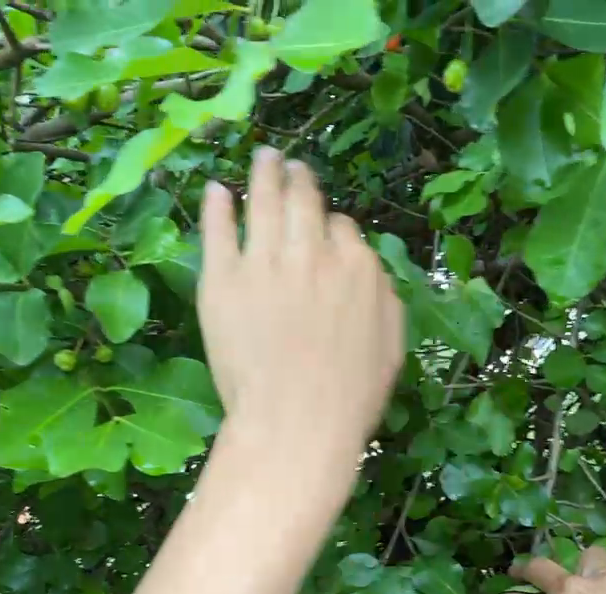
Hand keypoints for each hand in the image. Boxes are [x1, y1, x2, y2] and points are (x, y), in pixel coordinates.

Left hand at [198, 147, 404, 474]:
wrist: (296, 423)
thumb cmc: (349, 400)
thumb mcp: (390, 351)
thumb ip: (385, 302)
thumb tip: (372, 274)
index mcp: (356, 269)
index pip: (342, 231)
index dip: (331, 229)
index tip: (323, 231)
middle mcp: (311, 254)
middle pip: (303, 203)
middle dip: (298, 180)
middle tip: (289, 165)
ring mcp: (263, 263)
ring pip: (262, 203)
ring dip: (262, 174)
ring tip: (262, 157)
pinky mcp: (222, 280)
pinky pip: (217, 231)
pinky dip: (217, 207)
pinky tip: (216, 190)